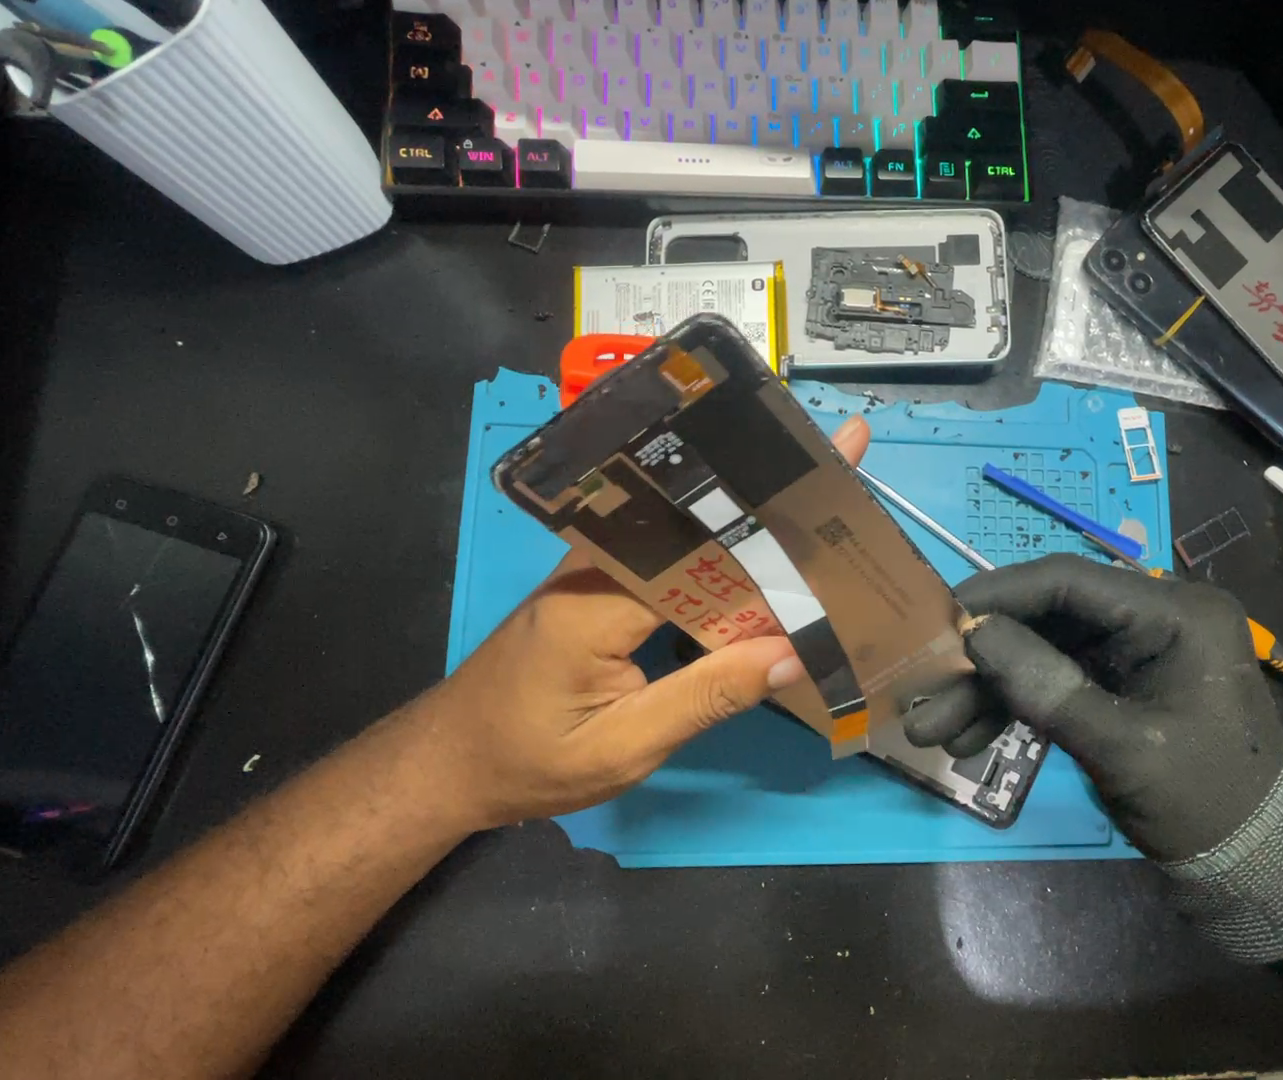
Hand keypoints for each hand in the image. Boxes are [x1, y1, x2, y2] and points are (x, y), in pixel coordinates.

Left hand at [397, 416, 873, 831]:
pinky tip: (762, 557)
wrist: (447, 763)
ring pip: (685, 534)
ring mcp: (595, 571)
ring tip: (813, 499)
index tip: (824, 487)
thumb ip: (707, 698)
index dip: (769, 525)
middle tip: (835, 465)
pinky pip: (671, 559)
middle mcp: (595, 567)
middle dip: (767, 495)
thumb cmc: (528, 763)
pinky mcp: (600, 586)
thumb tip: (792, 655)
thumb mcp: (623, 749)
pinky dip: (721, 556)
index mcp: (598, 601)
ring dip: (747, 519)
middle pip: (695, 521)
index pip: (701, 550)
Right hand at [903, 554, 1282, 961]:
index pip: (1069, 581)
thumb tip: (974, 632)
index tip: (939, 613)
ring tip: (934, 731)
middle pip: (1047, 619)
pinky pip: (1056, 679)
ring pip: (1042, 652)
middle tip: (925, 687)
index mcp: (1175, 614)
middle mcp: (1154, 617)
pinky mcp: (1119, 681)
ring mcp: (1134, 650)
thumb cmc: (1203, 804)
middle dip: (984, 658)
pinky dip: (1014, 707)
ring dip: (989, 690)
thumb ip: (1045, 686)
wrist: (1255, 865)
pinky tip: (970, 740)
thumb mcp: (1121, 747)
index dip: (998, 594)